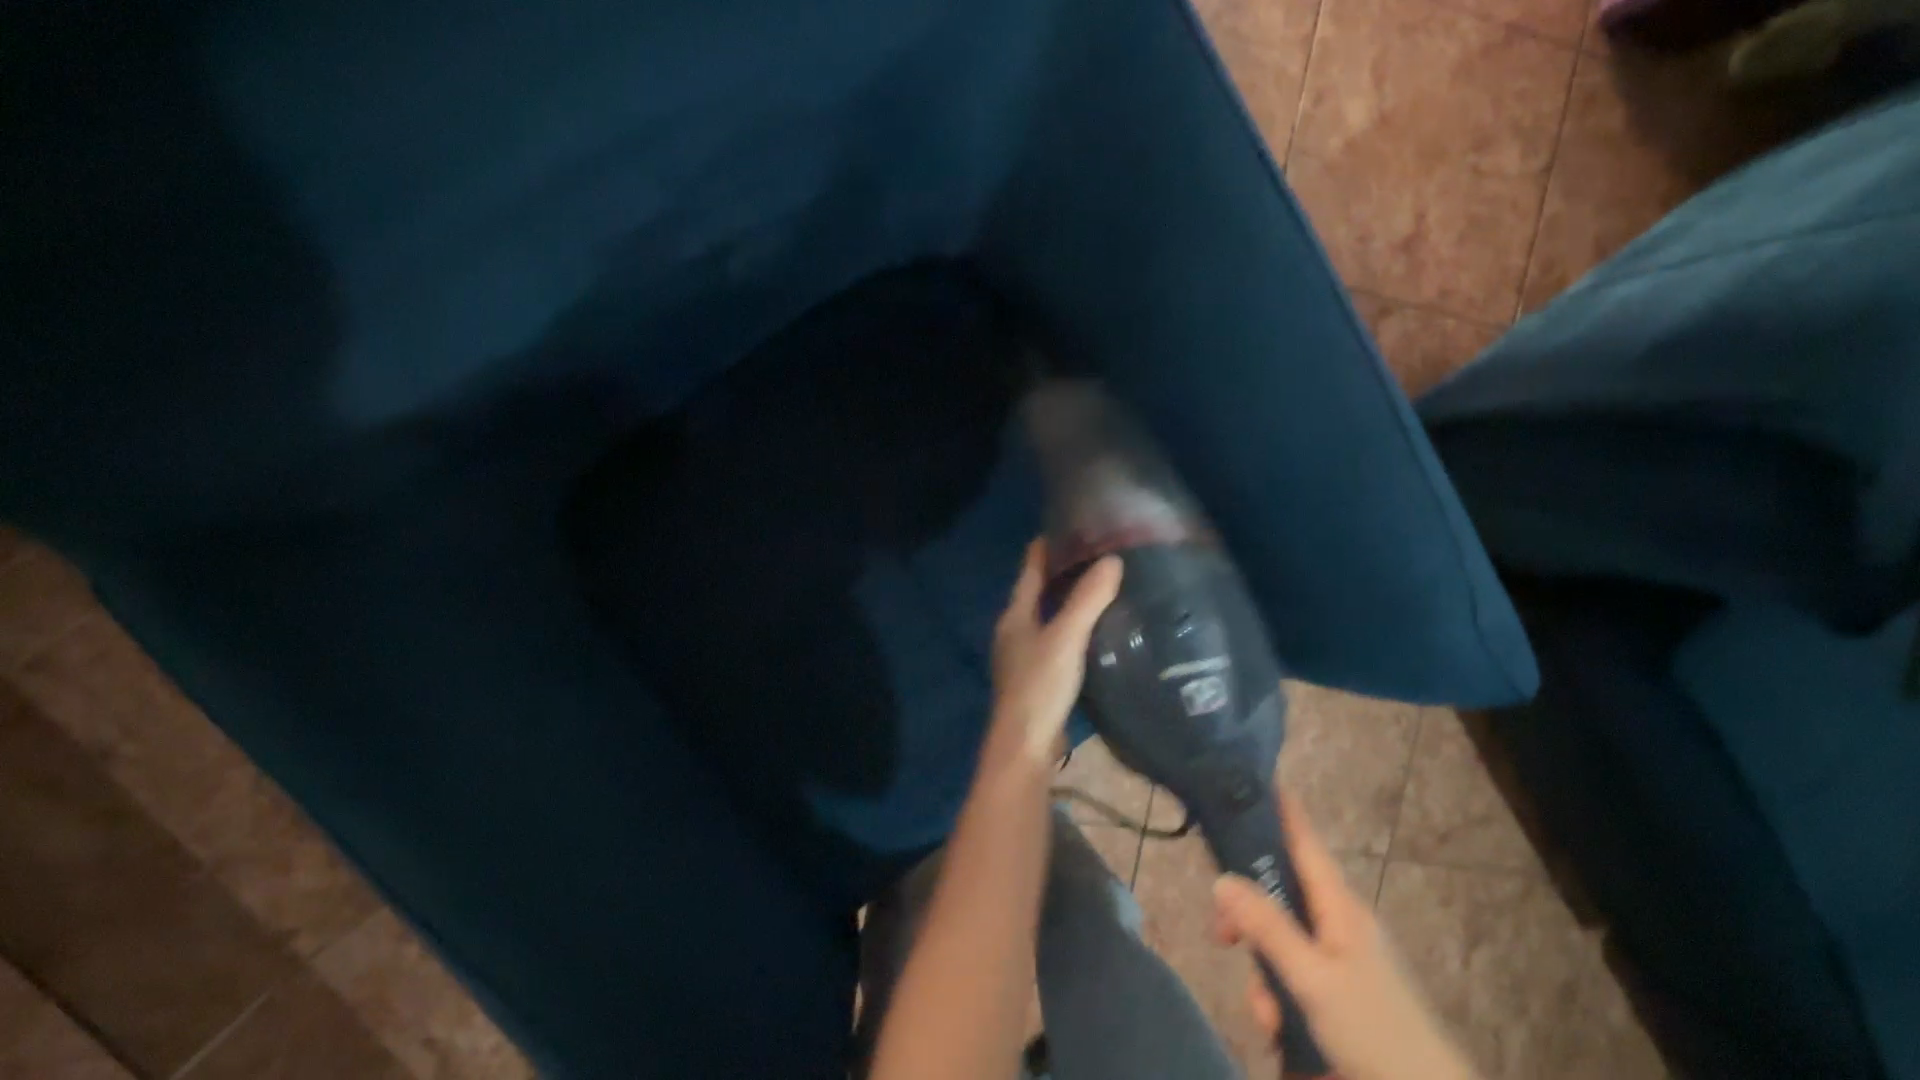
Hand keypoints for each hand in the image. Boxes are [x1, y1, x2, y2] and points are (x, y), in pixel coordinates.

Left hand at [983, 540, 1122, 772]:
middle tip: (1099, 555)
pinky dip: (1074, 631)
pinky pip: (1058, 644)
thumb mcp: (1066, 638)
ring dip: (1069, 604)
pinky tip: (1098, 633)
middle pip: (1037, 593)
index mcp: (1014, 615)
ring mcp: (1024, 658)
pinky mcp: (1038, 680)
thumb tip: (1112, 560)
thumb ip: (1088, 600)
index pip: (1029, 569)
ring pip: (1048, 619)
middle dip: (1062, 573)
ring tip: (1104, 589)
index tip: (1072, 526)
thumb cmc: (1040, 686)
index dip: (1047, 547)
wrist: (1026, 745)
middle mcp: (1014, 632)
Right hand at [1213, 796, 1479, 1079]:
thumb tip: (1221, 878)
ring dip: (1264, 978)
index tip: (1253, 777)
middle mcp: (1337, 924)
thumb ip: (1266, 927)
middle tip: (1222, 938)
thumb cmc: (1373, 1029)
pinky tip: (1282, 1033)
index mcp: (1340, 907)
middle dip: (1247, 919)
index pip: (1304, 842)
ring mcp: (1336, 961)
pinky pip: (1289, 980)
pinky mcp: (1333, 994)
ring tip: (1272, 1019)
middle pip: (1277, 896)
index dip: (1280, 810)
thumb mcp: (1312, 977)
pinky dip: (1278, 1003)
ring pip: (1277, 945)